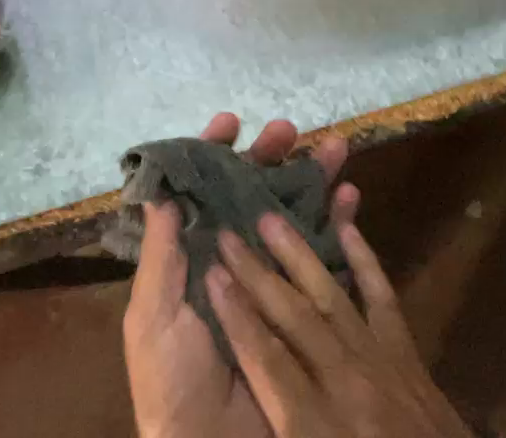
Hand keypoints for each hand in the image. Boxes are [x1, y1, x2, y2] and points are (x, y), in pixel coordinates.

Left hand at [124, 114, 355, 437]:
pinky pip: (327, 252)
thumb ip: (160, 258)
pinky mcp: (306, 301)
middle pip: (254, 192)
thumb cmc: (174, 382)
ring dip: (314, 177)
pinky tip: (351, 197)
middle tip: (291, 131)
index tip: (232, 123)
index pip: (204, 192)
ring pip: (295, 212)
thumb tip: (162, 195)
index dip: (215, 155)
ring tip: (337, 148)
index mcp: (193, 258)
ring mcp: (272, 276)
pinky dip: (340, 221)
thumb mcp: (153, 319)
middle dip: (272, 156)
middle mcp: (234, 257)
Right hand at [207, 211, 473, 437]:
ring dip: (300, 255)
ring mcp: (380, 359)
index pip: (266, 359)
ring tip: (271, 219)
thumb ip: (279, 422)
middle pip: (293, 317)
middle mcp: (345, 379)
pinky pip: (383, 297)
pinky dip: (365, 260)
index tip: (210, 275)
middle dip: (257, 274)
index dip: (235, 316)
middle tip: (228, 233)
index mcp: (313, 421)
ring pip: (332, 296)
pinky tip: (348, 227)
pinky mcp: (407, 353)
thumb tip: (244, 395)